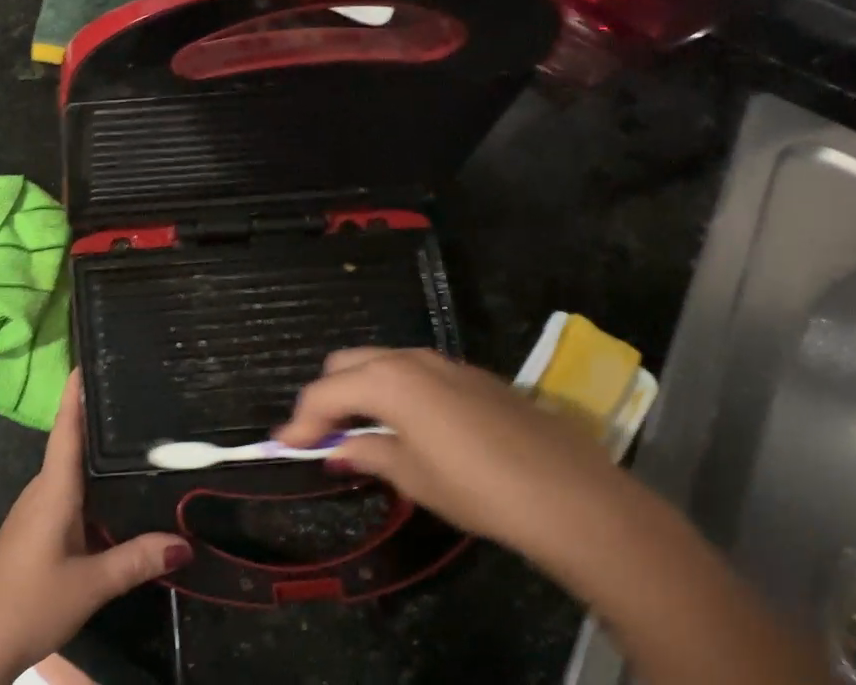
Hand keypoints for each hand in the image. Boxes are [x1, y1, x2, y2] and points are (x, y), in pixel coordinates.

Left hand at [0, 372, 191, 684]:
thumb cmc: (30, 601)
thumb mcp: (91, 583)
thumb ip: (136, 560)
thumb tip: (185, 543)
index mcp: (52, 490)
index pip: (65, 428)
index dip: (76, 393)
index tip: (91, 358)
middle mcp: (42, 490)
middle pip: (71, 442)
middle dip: (99, 416)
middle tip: (138, 395)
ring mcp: (36, 510)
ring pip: (71, 471)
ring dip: (97, 453)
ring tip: (139, 436)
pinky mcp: (36, 530)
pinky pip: (69, 493)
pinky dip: (93, 483)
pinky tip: (118, 493)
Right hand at [273, 347, 632, 563]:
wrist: (572, 496)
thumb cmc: (478, 488)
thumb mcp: (412, 477)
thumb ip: (367, 453)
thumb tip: (337, 448)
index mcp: (386, 380)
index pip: (323, 393)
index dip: (299, 420)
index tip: (283, 446)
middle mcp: (410, 359)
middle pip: (346, 364)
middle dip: (327, 396)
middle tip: (322, 436)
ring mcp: (445, 363)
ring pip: (382, 363)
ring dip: (361, 390)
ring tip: (361, 431)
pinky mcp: (474, 376)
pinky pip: (416, 373)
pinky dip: (395, 392)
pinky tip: (407, 426)